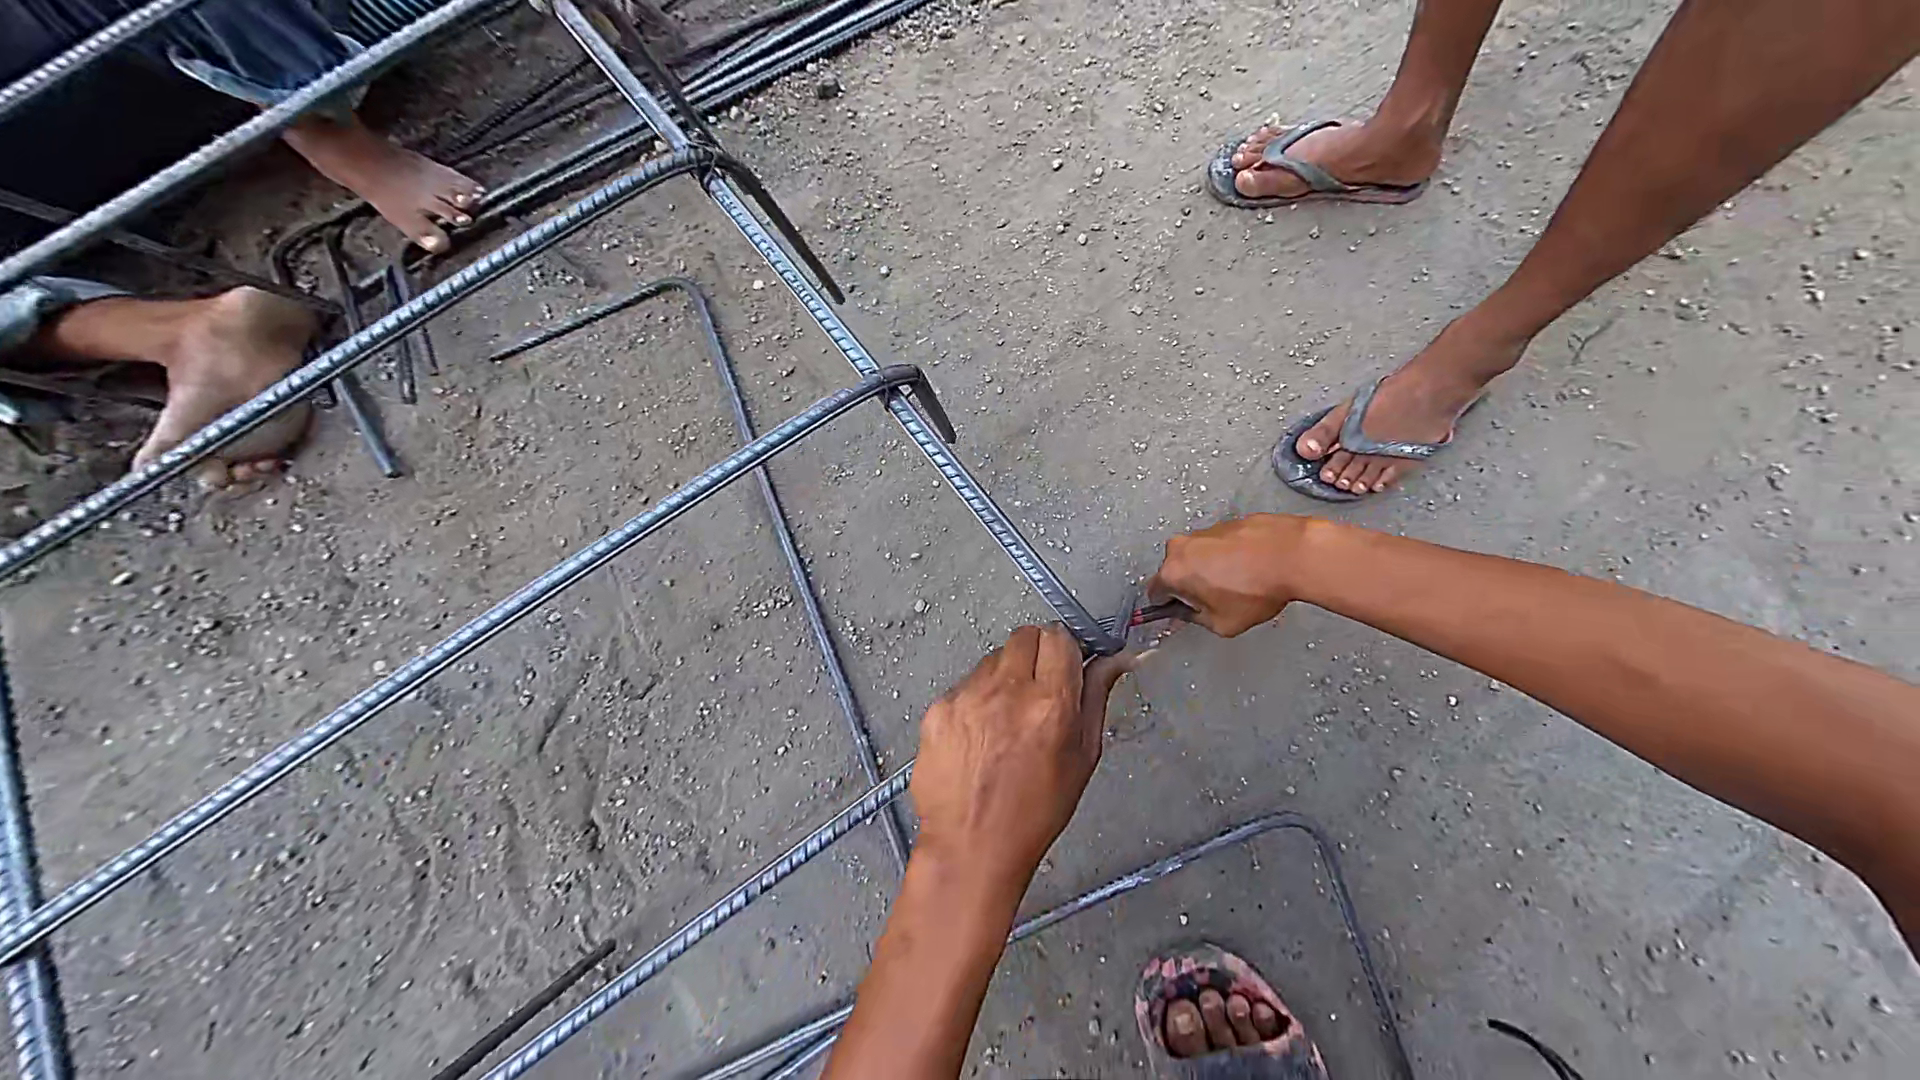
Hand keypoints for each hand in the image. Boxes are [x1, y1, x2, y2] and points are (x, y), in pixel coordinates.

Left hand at [911, 625, 1136, 892]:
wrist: (971, 846)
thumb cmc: (1035, 811)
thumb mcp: (1082, 757)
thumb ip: (1096, 697)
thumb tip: (1116, 659)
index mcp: (1050, 704)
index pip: (1059, 637)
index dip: (1064, 649)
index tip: (1064, 665)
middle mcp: (1006, 691)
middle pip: (1024, 636)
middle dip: (1035, 653)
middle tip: (1037, 688)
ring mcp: (967, 697)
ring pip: (992, 659)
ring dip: (1004, 676)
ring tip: (1005, 719)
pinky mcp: (938, 708)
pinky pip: (964, 684)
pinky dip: (975, 699)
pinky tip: (979, 734)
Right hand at [1146, 514, 1317, 635]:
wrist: (1293, 554)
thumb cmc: (1258, 588)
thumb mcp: (1223, 623)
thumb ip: (1197, 620)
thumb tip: (1191, 613)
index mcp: (1173, 572)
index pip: (1155, 592)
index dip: (1167, 604)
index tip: (1180, 609)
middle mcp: (1182, 547)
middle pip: (1176, 570)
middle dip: (1191, 584)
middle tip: (1216, 598)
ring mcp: (1205, 531)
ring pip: (1198, 554)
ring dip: (1210, 568)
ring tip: (1239, 581)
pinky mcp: (1226, 522)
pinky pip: (1219, 543)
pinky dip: (1230, 555)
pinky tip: (1251, 566)